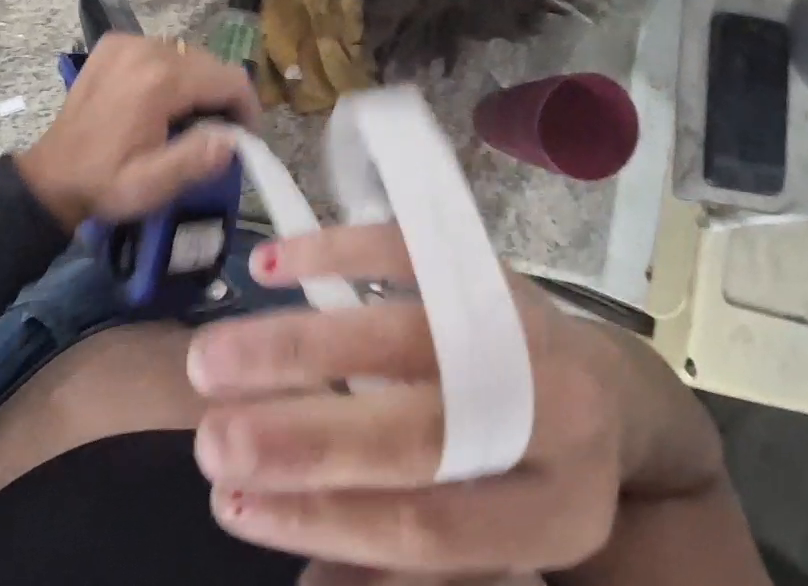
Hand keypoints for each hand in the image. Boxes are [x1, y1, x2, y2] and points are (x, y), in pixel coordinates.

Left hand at [16, 33, 258, 231]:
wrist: (51, 176)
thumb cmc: (105, 183)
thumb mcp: (153, 184)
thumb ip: (198, 159)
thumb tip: (234, 140)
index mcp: (159, 80)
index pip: (230, 79)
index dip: (248, 107)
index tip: (244, 138)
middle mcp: (145, 49)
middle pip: (211, 63)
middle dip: (223, 97)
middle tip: (217, 134)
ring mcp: (126, 43)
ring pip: (189, 55)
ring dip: (199, 84)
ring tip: (190, 121)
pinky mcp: (113, 46)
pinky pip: (162, 51)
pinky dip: (173, 73)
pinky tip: (163, 102)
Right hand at [184, 222, 719, 580]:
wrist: (598, 388)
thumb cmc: (517, 472)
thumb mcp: (479, 532)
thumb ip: (395, 562)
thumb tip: (295, 574)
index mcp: (553, 514)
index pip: (431, 528)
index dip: (324, 518)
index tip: (229, 504)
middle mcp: (558, 425)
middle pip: (422, 435)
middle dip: (305, 438)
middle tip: (210, 439)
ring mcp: (529, 332)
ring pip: (406, 337)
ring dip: (297, 347)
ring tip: (209, 359)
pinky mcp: (495, 266)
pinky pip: (410, 254)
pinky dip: (336, 253)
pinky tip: (268, 265)